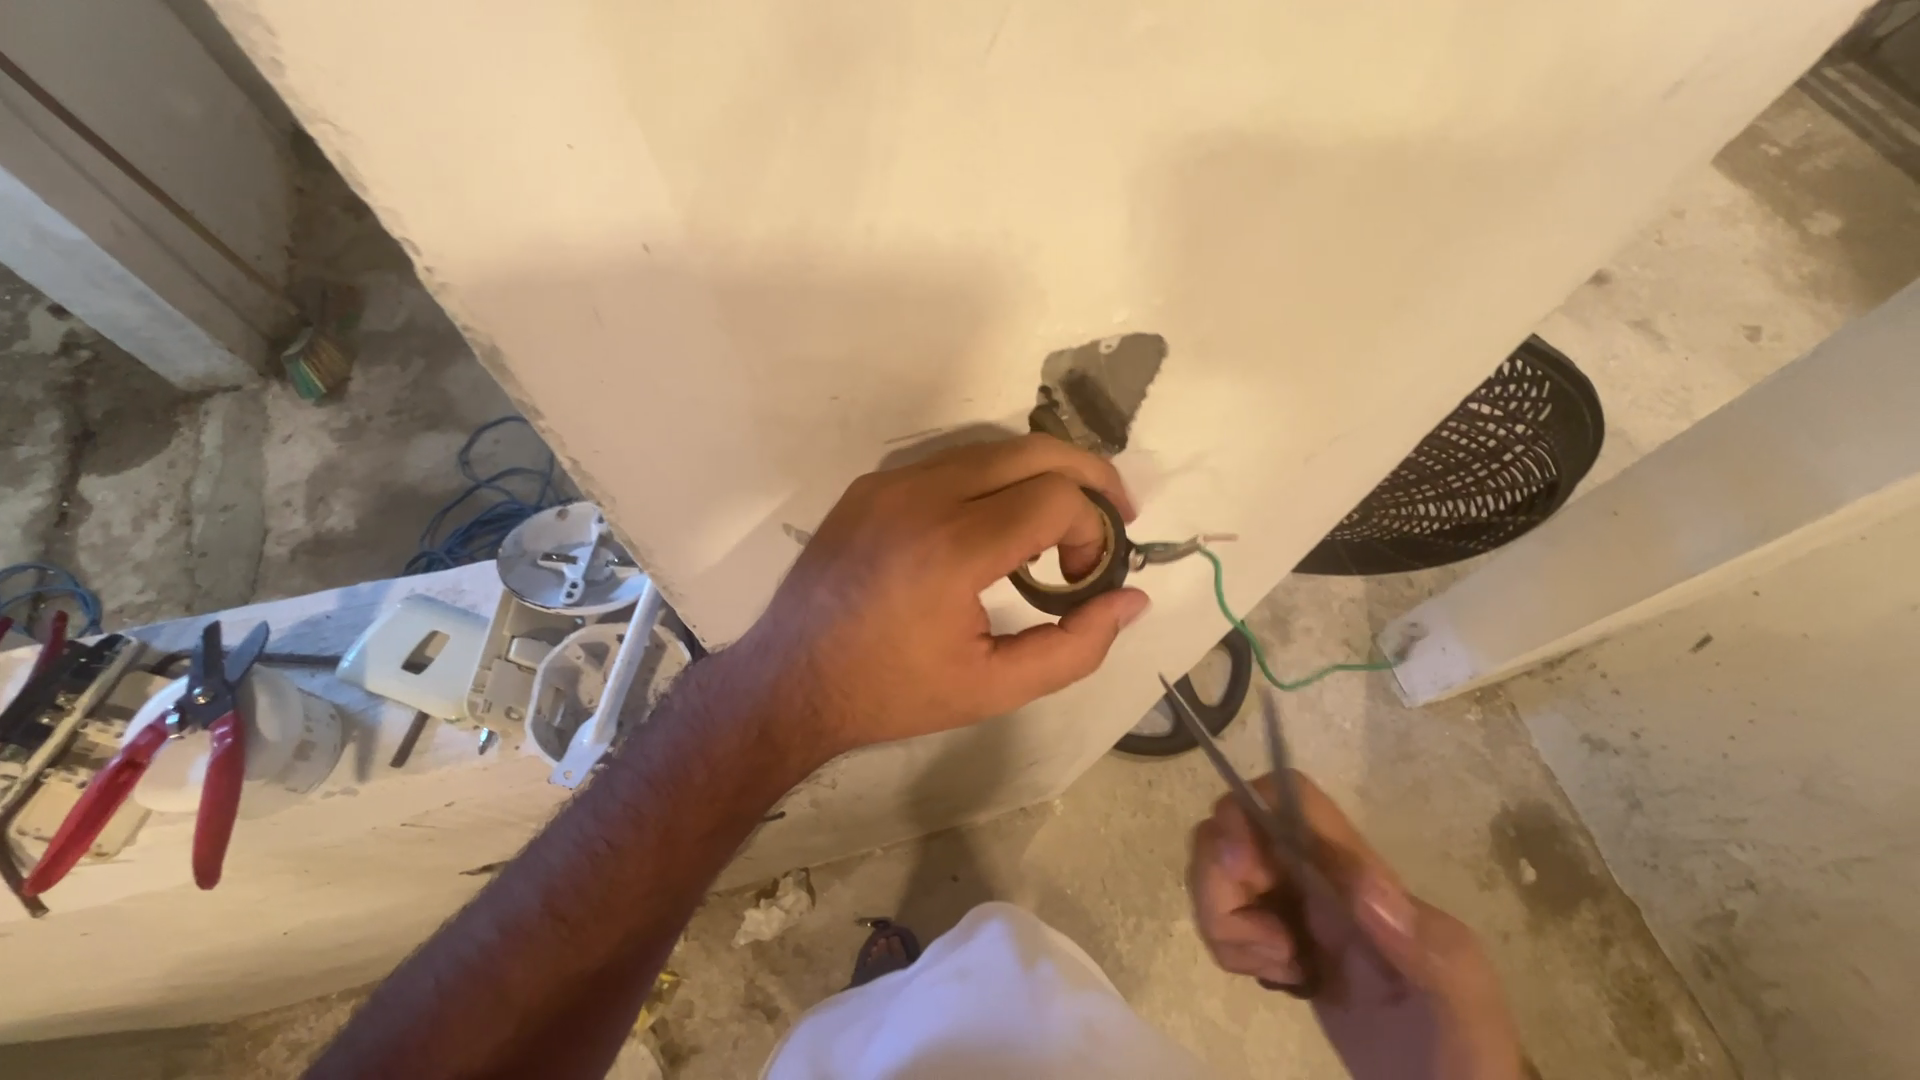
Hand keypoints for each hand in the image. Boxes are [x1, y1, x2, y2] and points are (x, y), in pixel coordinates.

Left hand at [730, 433, 1150, 758]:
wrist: (789, 681)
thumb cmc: (892, 693)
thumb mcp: (995, 689)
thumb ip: (1076, 647)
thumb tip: (1133, 599)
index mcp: (952, 548)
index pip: (1057, 496)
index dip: (1092, 531)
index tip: (1084, 578)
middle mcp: (921, 495)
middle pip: (1035, 449)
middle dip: (1089, 477)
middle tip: (1112, 520)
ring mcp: (890, 482)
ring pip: (994, 449)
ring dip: (1041, 477)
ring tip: (1055, 531)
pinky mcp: (870, 484)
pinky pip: (952, 462)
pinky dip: (993, 482)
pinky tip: (994, 528)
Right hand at [1188, 771, 1525, 1079]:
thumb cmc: (1463, 1052)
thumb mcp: (1464, 1004)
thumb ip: (1428, 948)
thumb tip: (1363, 886)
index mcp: (1358, 872)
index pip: (1287, 797)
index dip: (1245, 815)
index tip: (1244, 873)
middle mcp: (1317, 875)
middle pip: (1231, 831)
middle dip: (1221, 883)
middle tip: (1270, 944)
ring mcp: (1293, 907)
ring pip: (1217, 873)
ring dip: (1224, 922)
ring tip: (1280, 970)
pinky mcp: (1276, 941)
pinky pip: (1222, 917)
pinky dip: (1230, 947)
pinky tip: (1276, 980)